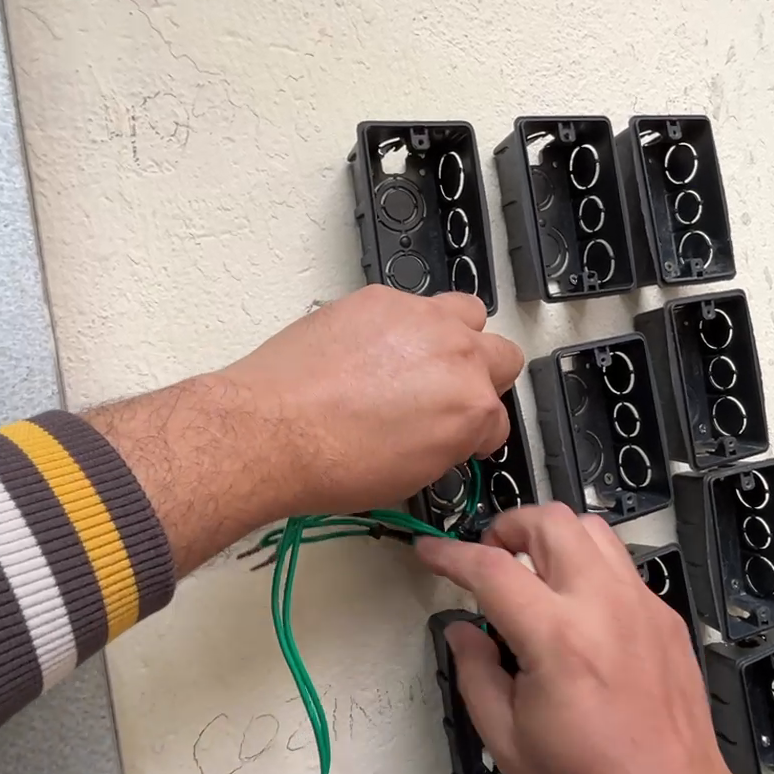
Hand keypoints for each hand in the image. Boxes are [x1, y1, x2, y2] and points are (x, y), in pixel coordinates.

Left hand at [87, 286, 522, 572]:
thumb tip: (447, 433)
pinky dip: (402, 324)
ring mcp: (421, 319)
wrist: (269, 431)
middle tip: (447, 392)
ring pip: (469, 313)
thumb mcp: (410, 475)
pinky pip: (411, 303)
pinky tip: (373, 348)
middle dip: (483, 376)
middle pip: (504, 355)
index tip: (456, 432)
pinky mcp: (381, 298)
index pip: (499, 418)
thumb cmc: (329, 462)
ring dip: (456, 335)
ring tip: (421, 356)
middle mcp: (457, 356)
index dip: (476, 431)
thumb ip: (446, 443)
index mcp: (472, 408)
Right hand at [416, 504, 773, 773]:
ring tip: (533, 573)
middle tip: (491, 558)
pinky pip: (619, 564)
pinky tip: (577, 608)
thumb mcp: (508, 745)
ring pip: (591, 528)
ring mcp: (641, 605)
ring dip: (552, 536)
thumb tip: (462, 631)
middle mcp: (604, 607)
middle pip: (551, 520)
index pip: (491, 568)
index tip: (431, 551)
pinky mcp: (665, 616)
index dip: (450, 553)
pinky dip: (587, 566)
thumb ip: (475, 674)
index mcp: (558, 640)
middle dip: (508, 525)